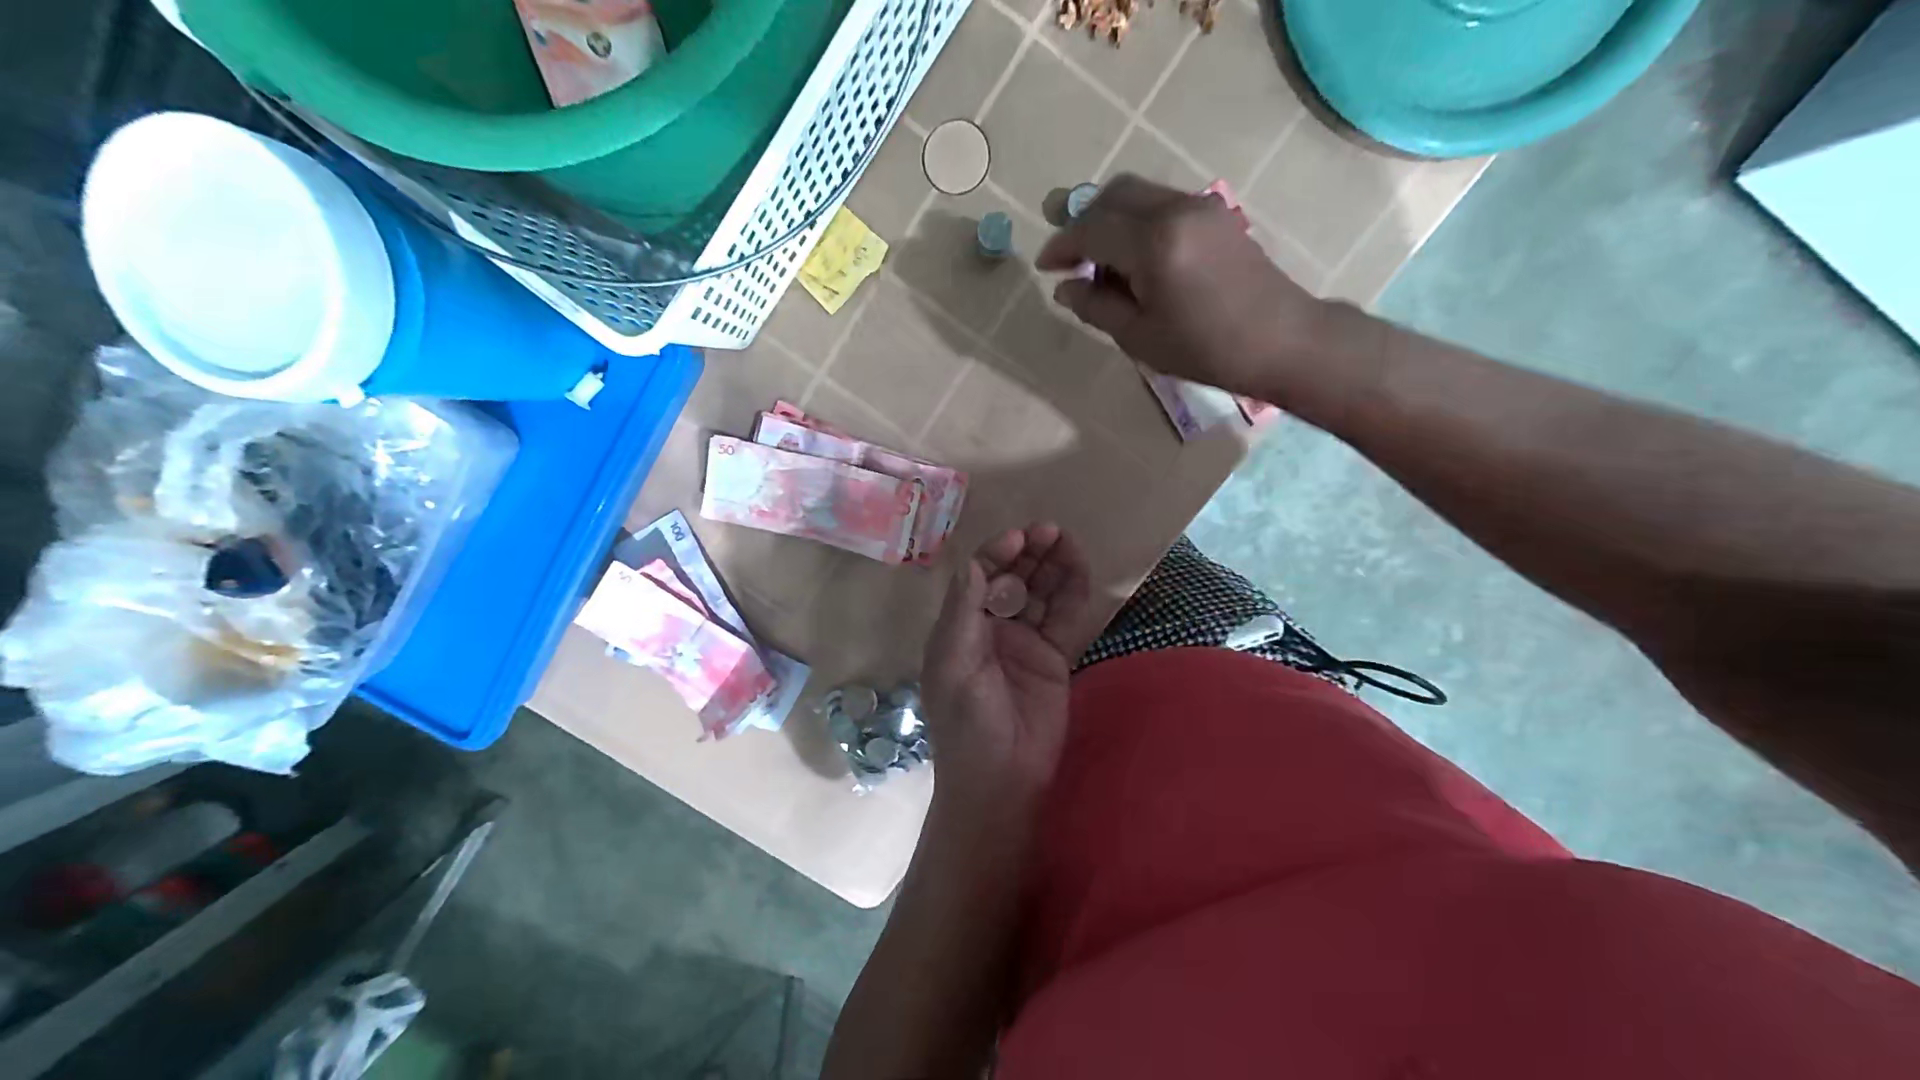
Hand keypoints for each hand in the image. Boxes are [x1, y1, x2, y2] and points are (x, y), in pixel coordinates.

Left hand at [921, 523, 1091, 809]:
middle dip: (1028, 553)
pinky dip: (1073, 593)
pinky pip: (1064, 617)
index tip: (1020, 539)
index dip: (998, 555)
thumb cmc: (966, 723)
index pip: (980, 578)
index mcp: (960, 627)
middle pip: (1012, 579)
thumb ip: (964, 612)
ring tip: (1067, 541)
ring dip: (1052, 566)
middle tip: (1049, 531)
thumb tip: (972, 564)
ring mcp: (1024, 642)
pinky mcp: (1053, 657)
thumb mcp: (954, 665)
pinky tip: (1081, 570)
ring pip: (1040, 593)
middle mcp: (991, 628)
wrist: (1002, 779)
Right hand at [1036, 174, 1333, 399]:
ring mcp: (1200, 206)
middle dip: (1083, 221)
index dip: (1062, 245)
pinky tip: (1133, 256)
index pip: (1091, 230)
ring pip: (1138, 194)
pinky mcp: (1216, 214)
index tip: (1045, 266)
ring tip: (1098, 261)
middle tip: (1067, 255)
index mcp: (1153, 243)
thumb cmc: (1204, 349)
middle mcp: (1175, 210)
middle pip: (1114, 195)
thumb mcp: (1139, 336)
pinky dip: (1136, 220)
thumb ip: (1096, 306)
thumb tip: (1065, 287)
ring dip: (1109, 218)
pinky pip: (1162, 203)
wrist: (1281, 340)